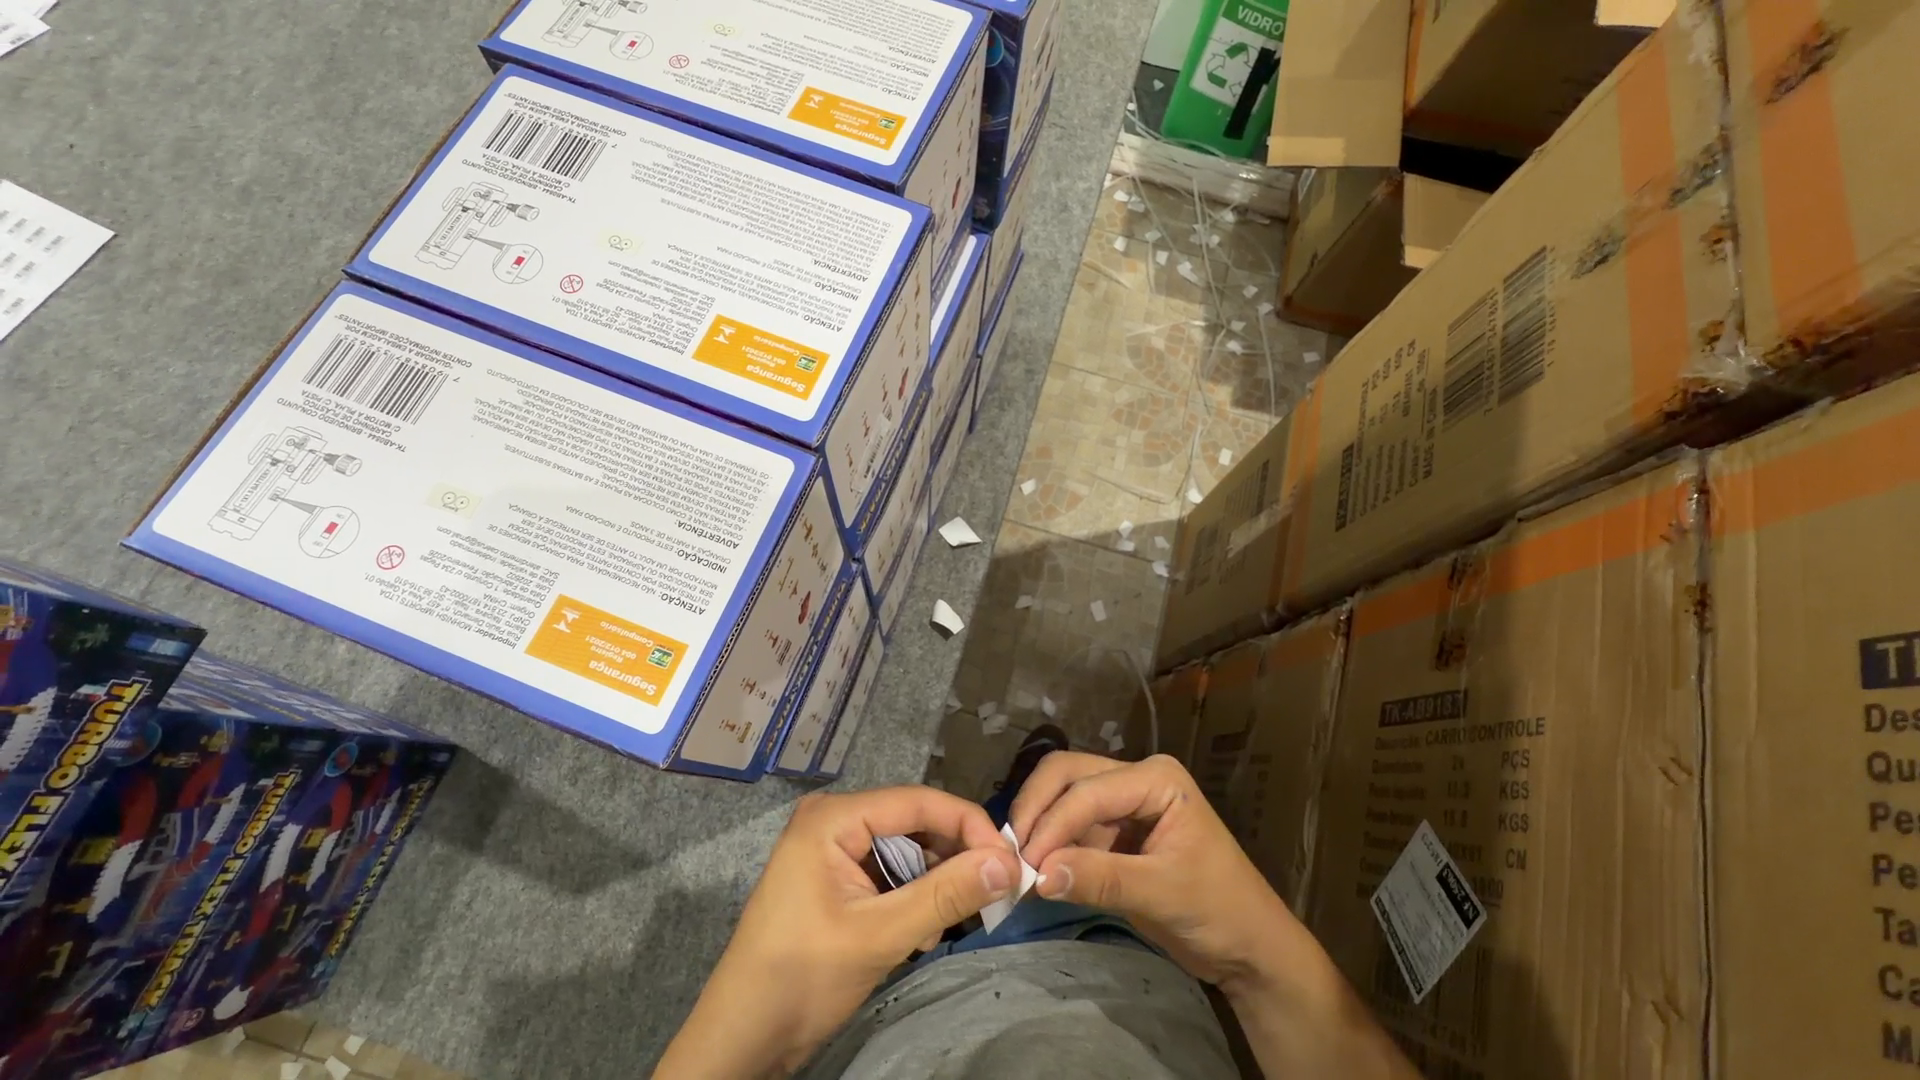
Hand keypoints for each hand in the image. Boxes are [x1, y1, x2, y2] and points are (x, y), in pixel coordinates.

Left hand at [656, 787, 1021, 1077]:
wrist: (743, 1035)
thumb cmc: (802, 977)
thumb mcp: (881, 935)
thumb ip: (946, 895)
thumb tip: (1009, 864)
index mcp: (834, 817)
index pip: (919, 801)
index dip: (970, 826)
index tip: (1010, 862)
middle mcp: (834, 820)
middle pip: (915, 823)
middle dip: (954, 857)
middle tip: (992, 893)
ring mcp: (833, 850)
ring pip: (907, 850)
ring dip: (935, 883)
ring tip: (949, 923)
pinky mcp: (836, 878)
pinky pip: (889, 872)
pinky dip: (913, 897)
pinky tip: (921, 934)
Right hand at [1009, 752, 1307, 990]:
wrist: (1248, 948)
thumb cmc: (1221, 910)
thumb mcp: (1164, 893)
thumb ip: (1102, 878)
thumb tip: (1038, 875)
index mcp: (1157, 778)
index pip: (1088, 789)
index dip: (1053, 824)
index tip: (1025, 865)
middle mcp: (1135, 779)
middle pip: (1066, 774)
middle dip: (1036, 810)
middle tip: (1011, 854)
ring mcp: (1121, 804)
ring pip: (1061, 795)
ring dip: (1036, 825)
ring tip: (1015, 864)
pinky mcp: (1111, 833)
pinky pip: (1068, 826)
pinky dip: (1047, 844)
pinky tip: (1032, 869)